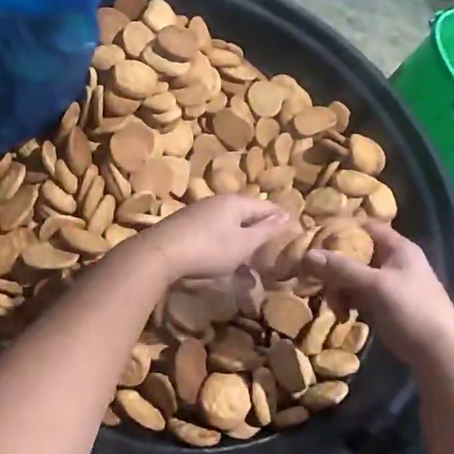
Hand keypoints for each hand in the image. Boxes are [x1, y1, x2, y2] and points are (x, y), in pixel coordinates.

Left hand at [127, 194, 289, 281]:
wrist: (159, 253)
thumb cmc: (208, 249)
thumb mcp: (243, 243)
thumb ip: (266, 230)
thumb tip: (286, 214)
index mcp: (235, 201)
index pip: (267, 205)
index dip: (281, 218)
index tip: (294, 232)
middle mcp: (216, 200)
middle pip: (246, 210)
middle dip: (260, 224)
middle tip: (273, 242)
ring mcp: (198, 210)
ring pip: (228, 218)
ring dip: (240, 231)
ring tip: (250, 248)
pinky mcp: (184, 223)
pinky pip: (212, 226)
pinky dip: (223, 235)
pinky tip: (223, 249)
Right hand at [298, 223, 453, 366]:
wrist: (439, 355)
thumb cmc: (413, 311)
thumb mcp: (375, 286)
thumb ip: (341, 268)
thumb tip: (305, 254)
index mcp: (398, 248)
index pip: (365, 227)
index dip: (341, 229)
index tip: (314, 238)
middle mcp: (392, 261)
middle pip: (353, 252)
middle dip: (332, 264)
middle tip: (313, 276)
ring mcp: (386, 283)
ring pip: (350, 274)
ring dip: (336, 286)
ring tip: (334, 304)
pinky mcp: (381, 302)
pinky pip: (354, 292)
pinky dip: (344, 300)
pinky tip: (342, 314)